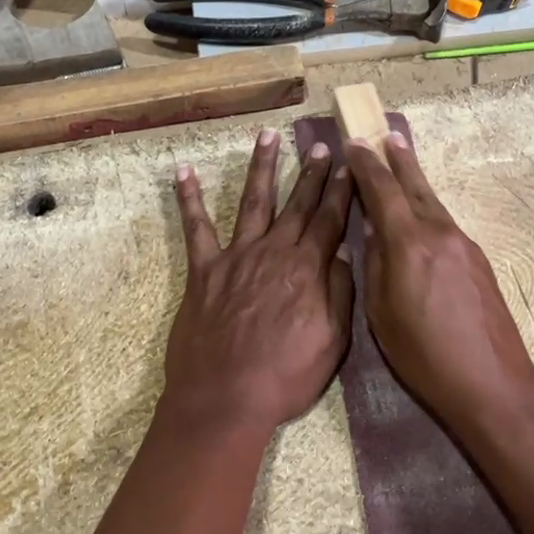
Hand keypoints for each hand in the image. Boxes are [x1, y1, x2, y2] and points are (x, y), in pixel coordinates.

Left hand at [163, 129, 355, 432]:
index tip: (350, 165)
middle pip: (297, 204)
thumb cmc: (284, 377)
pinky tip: (183, 171)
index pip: (330, 220)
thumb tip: (345, 253)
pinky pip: (196, 228)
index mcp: (307, 269)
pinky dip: (189, 199)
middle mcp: (274, 252)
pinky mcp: (204, 271)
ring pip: (253, 202)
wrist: (224, 398)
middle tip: (320, 145)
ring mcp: (236, 257)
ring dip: (262, 167)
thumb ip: (340, 293)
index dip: (342, 191)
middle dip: (311, 173)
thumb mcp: (332, 343)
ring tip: (267, 136)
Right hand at [344, 134, 533, 429]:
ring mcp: (463, 244)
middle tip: (386, 135)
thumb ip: (376, 265)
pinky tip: (420, 215)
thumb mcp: (381, 313)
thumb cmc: (423, 354)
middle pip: (414, 186)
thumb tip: (374, 232)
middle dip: (398, 159)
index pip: (382, 191)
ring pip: (432, 203)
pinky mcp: (478, 260)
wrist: (490, 381)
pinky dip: (427, 208)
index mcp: (409, 244)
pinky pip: (444, 222)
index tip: (354, 145)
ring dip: (414, 181)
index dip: (366, 166)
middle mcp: (439, 233)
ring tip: (401, 161)